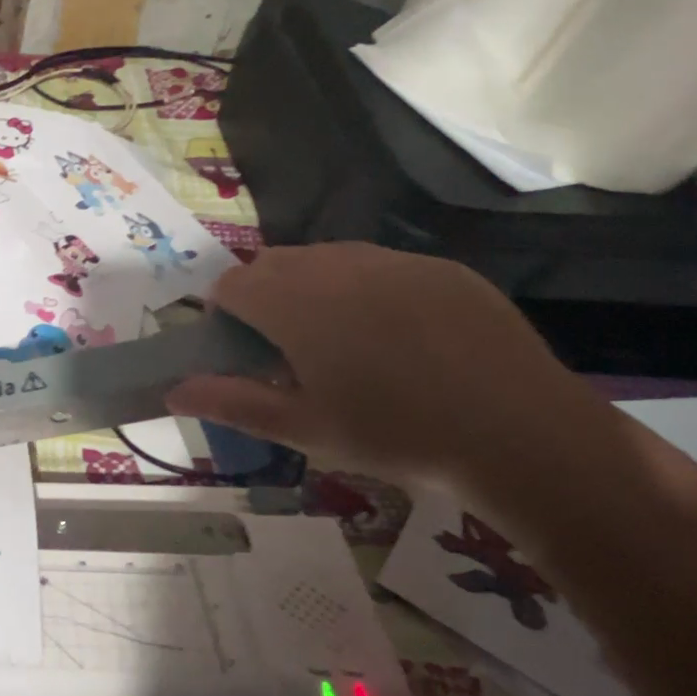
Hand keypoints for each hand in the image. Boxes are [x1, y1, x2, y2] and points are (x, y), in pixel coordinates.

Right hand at [166, 243, 595, 489]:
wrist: (525, 435)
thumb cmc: (395, 435)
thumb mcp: (303, 428)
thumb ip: (230, 402)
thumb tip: (171, 392)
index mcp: (293, 304)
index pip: (230, 285)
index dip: (225, 316)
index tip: (246, 354)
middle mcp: (336, 267)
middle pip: (274, 265)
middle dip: (266, 298)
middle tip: (290, 352)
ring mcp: (394, 262)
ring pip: (327, 259)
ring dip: (315, 289)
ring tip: (343, 342)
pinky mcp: (443, 270)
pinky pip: (383, 266)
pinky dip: (370, 290)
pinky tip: (401, 339)